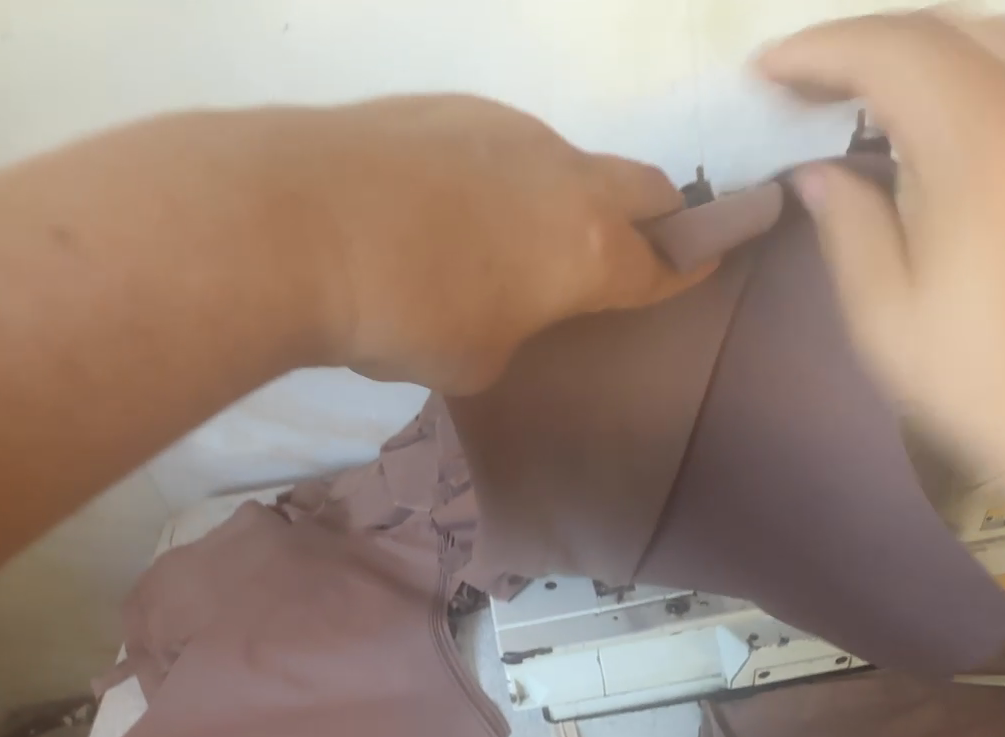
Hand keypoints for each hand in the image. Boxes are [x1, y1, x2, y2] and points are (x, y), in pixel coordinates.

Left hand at [276, 95, 708, 394]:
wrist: (298, 225)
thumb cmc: (405, 318)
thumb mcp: (473, 363)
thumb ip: (509, 333)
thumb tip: (493, 307)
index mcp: (589, 253)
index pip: (663, 263)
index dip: (688, 270)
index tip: (706, 263)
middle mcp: (565, 179)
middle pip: (642, 188)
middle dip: (650, 219)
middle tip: (624, 249)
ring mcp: (508, 130)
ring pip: (564, 163)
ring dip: (557, 199)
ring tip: (493, 240)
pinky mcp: (447, 105)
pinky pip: (495, 145)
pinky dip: (490, 177)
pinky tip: (433, 207)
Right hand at [757, 13, 1004, 459]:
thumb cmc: (978, 372)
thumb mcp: (883, 308)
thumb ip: (846, 222)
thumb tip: (816, 173)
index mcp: (982, 139)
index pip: (890, 51)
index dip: (817, 53)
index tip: (761, 74)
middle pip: (943, 26)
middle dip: (860, 44)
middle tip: (797, 84)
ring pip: (993, 33)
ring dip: (917, 48)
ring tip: (857, 90)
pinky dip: (968, 64)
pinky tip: (936, 107)